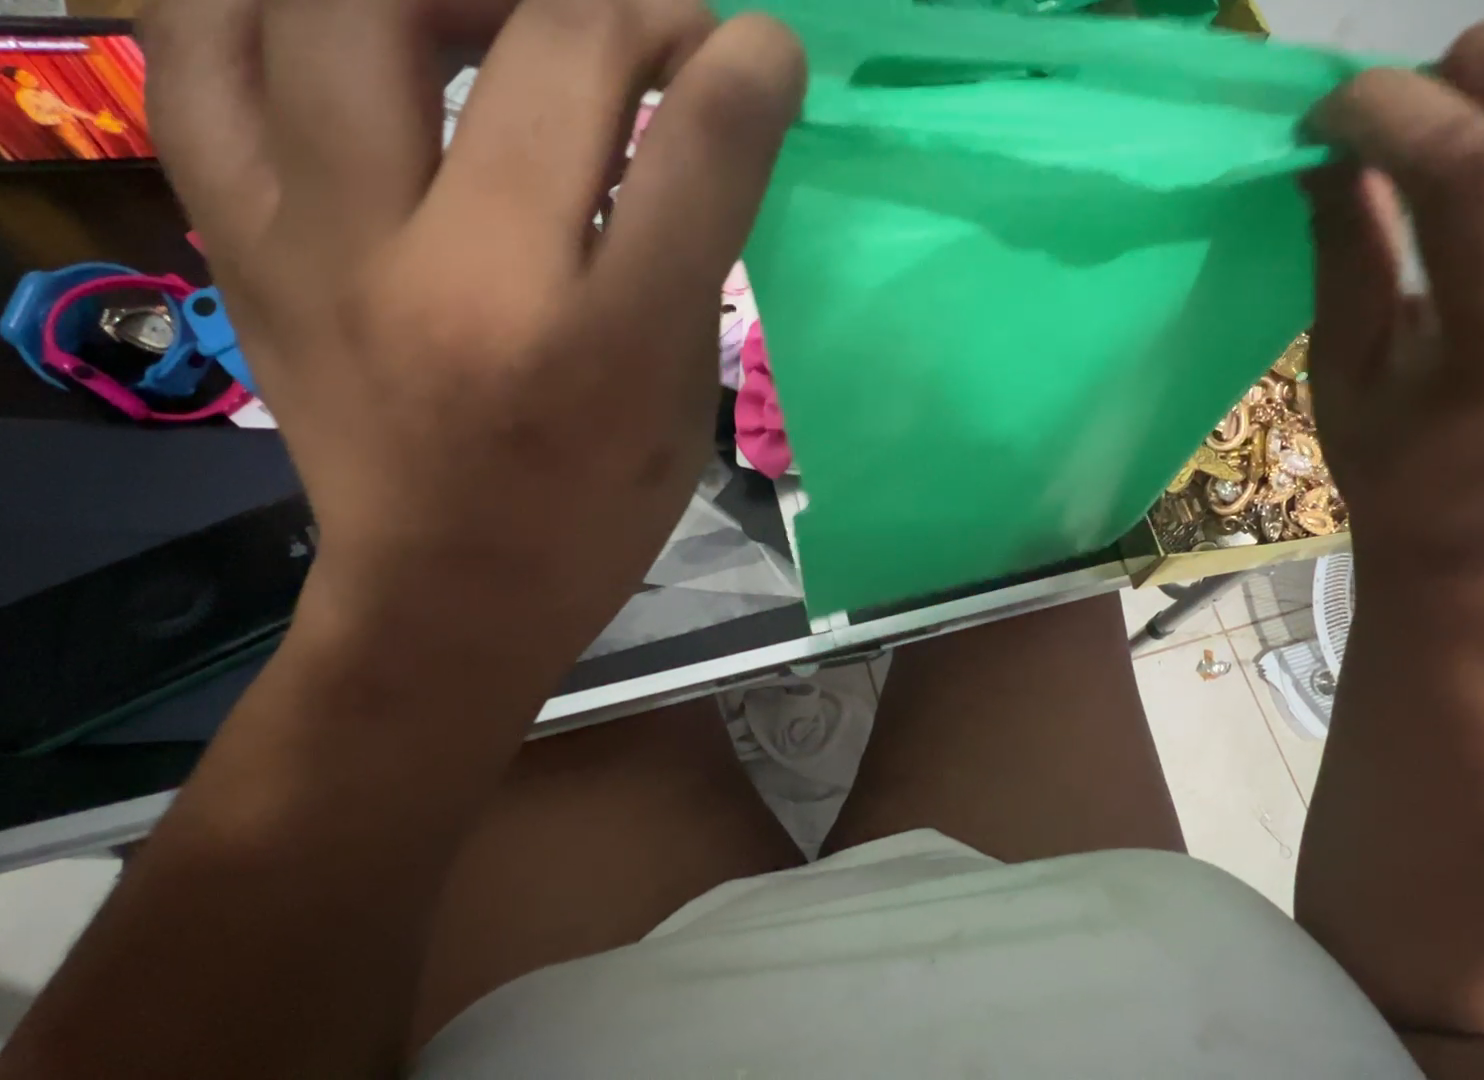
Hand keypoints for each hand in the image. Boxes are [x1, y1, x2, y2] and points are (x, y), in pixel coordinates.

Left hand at [144, 0, 804, 676]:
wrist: (449, 596)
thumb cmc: (598, 513)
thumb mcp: (681, 398)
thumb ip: (692, 256)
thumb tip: (694, 117)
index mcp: (608, 342)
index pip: (698, 148)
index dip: (751, 67)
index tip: (767, 54)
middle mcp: (470, 280)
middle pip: (558, 46)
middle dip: (643, 11)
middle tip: (666, 36)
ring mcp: (334, 250)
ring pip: (358, 4)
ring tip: (516, 7)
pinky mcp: (244, 247)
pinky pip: (200, 51)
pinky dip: (274, 1)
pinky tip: (358, 20)